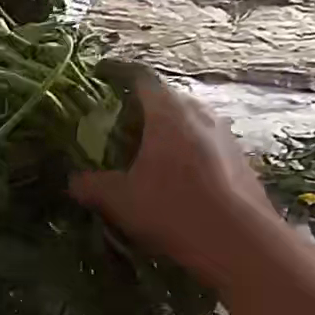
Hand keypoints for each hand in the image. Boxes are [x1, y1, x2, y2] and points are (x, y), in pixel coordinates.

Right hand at [68, 61, 291, 291]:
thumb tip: (74, 180)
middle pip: (166, 98)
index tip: (99, 73)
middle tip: (112, 118)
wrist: (240, 242)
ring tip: (138, 146)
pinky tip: (166, 173)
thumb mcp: (117, 198)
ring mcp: (225, 138)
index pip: (142, 79)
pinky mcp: (237, 160)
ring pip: (187, 120)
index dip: (118, 72)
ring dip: (162, 127)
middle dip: (138, 104)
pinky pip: (201, 142)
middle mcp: (201, 117)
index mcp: (169, 116)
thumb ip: (90, 184)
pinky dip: (179, 148)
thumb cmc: (172, 209)